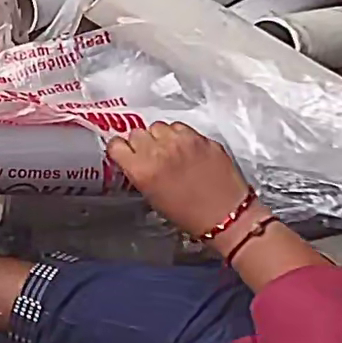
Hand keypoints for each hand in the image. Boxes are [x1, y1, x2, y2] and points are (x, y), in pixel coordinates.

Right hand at [106, 122, 253, 238]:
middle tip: (150, 154)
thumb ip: (138, 172)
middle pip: (136, 132)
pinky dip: (179, 135)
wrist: (225, 215)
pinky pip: (180, 127)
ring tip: (169, 150)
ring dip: (159, 136)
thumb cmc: (185, 213)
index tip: (126, 154)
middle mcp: (157, 151)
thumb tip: (134, 158)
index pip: (116, 144)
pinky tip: (185, 148)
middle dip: (140, 142)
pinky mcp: (200, 138)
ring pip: (158, 126)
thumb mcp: (150, 195)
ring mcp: (180, 141)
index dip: (120, 149)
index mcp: (141, 170)